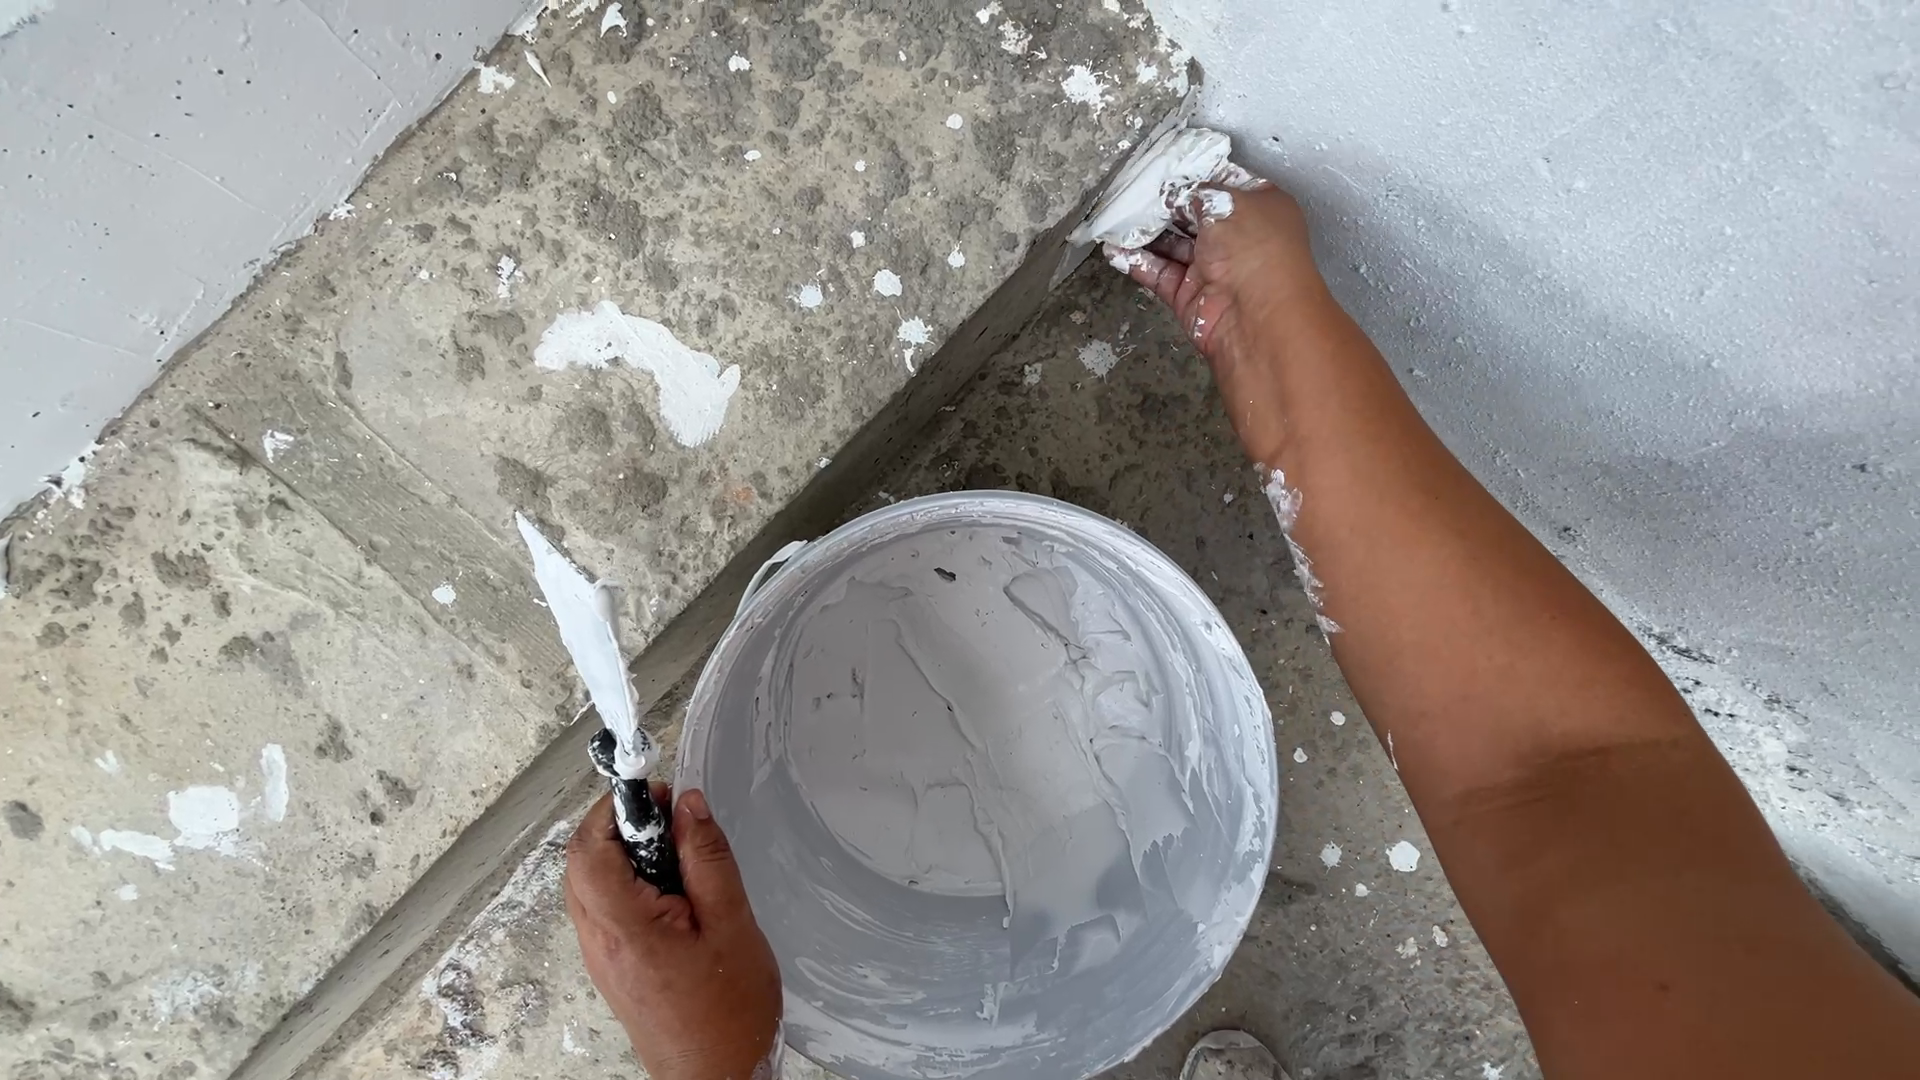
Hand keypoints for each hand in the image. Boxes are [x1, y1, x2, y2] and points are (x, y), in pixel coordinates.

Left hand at [565, 788, 781, 1079]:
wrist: (718, 1075)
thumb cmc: (730, 1006)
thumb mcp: (732, 920)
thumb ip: (707, 857)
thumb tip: (687, 803)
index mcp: (624, 929)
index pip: (590, 850)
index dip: (617, 809)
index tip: (660, 793)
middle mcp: (600, 940)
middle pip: (583, 862)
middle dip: (621, 824)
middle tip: (674, 816)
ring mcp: (603, 955)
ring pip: (593, 881)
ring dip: (628, 850)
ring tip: (681, 846)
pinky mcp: (616, 963)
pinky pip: (608, 904)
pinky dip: (633, 877)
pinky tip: (676, 883)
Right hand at [1104, 181, 1328, 466]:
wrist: (1254, 316)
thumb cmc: (1256, 251)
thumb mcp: (1228, 203)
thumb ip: (1197, 192)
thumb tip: (1176, 193)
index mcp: (1259, 206)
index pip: (1221, 182)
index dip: (1193, 173)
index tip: (1163, 165)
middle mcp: (1236, 236)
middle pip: (1191, 214)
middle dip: (1163, 204)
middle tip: (1132, 191)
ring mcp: (1211, 267)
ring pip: (1171, 245)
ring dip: (1144, 233)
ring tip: (1116, 219)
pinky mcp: (1188, 294)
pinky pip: (1158, 274)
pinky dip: (1136, 263)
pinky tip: (1115, 251)